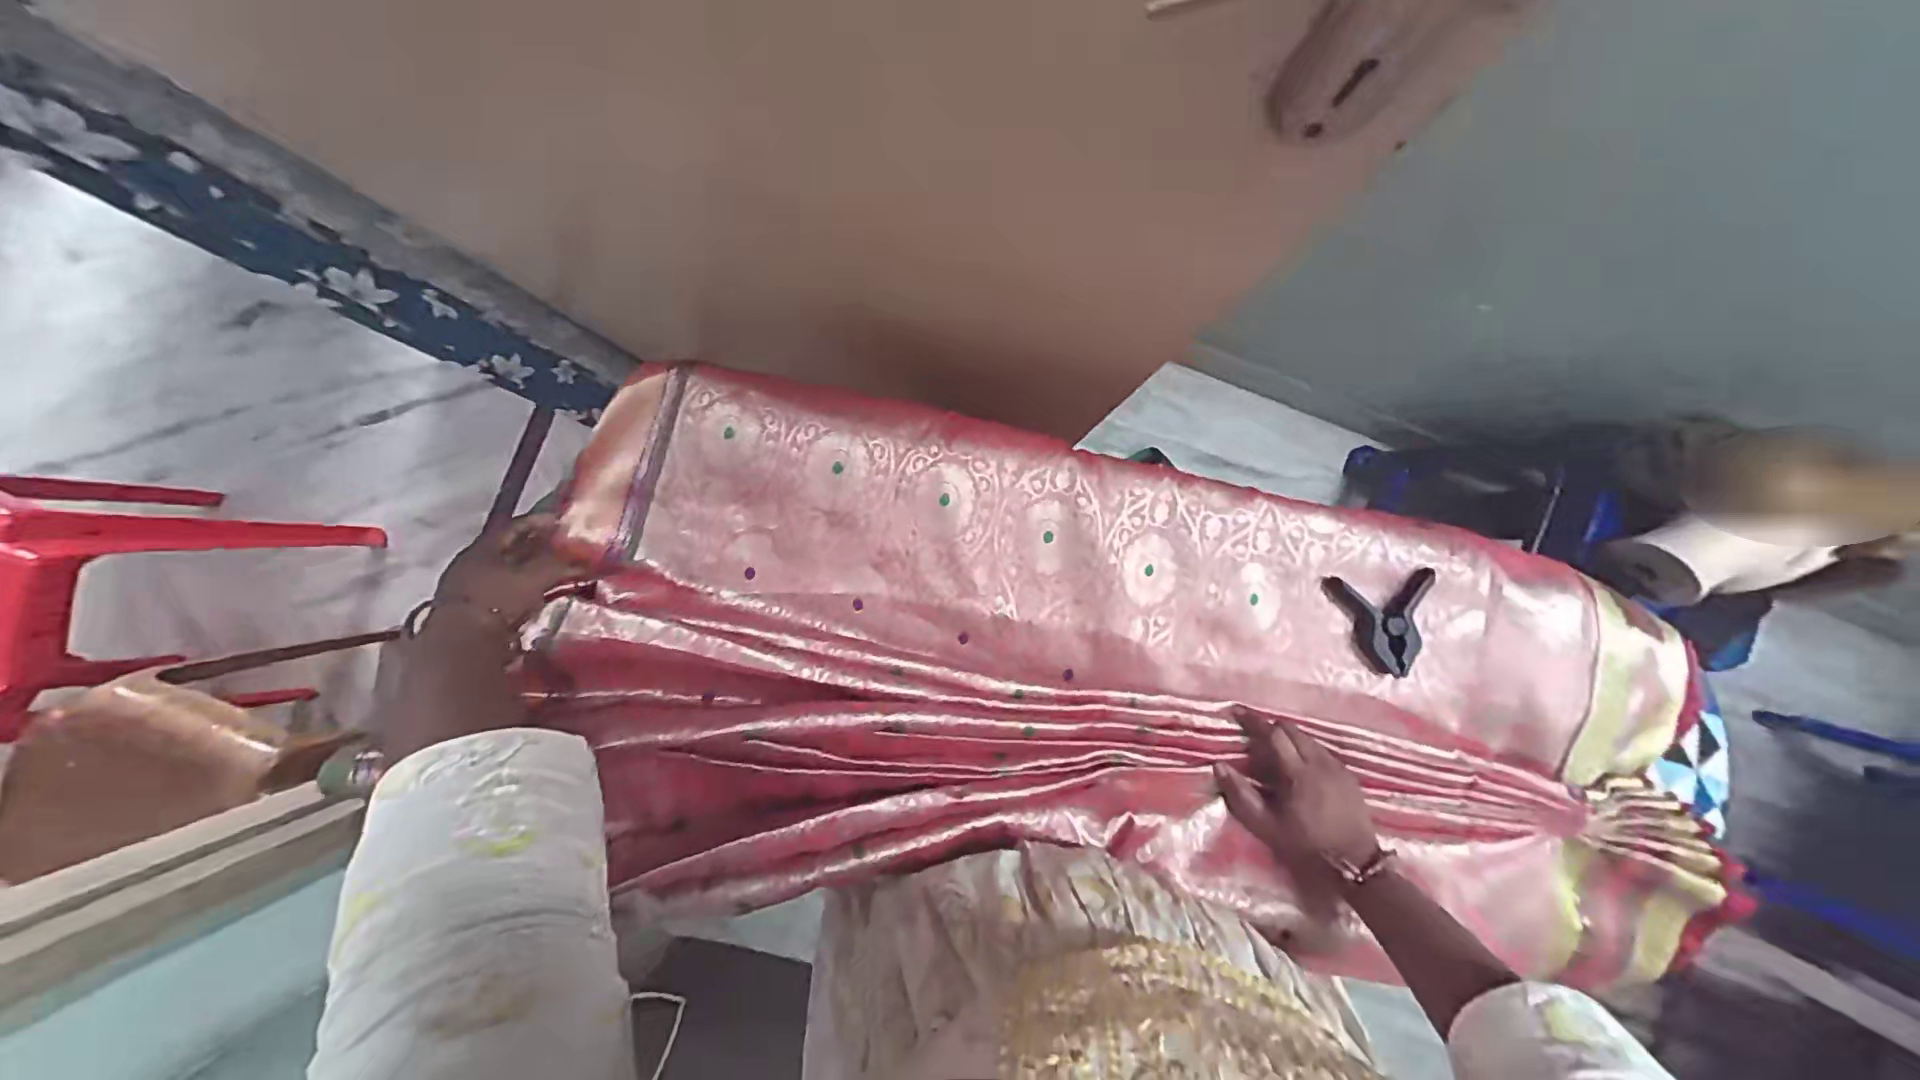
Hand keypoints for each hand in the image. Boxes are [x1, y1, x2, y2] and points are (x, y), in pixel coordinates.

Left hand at [430, 513, 590, 631]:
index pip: (513, 527)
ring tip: (554, 573)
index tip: (558, 520)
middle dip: (535, 547)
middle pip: (508, 550)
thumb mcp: (534, 577)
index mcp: (482, 549)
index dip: (537, 521)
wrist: (464, 642)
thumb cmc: (498, 600)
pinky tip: (537, 596)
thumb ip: (558, 564)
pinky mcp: (474, 611)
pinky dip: (522, 591)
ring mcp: (470, 589)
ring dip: (529, 571)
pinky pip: (504, 593)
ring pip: (507, 572)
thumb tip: (584, 560)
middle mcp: (472, 565)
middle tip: (560, 547)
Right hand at [1215, 712, 1380, 886]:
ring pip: (1309, 738)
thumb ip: (1241, 795)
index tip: (1236, 712)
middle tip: (1254, 734)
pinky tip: (1300, 765)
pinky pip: (1323, 751)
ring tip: (1275, 749)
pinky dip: (1306, 748)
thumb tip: (1219, 766)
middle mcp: (1321, 763)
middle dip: (1271, 727)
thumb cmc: (1307, 846)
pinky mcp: (1349, 777)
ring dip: (1289, 737)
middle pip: (1292, 730)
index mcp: (1299, 773)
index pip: (1273, 734)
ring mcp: (1338, 769)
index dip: (1253, 721)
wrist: (1356, 865)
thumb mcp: (1267, 826)